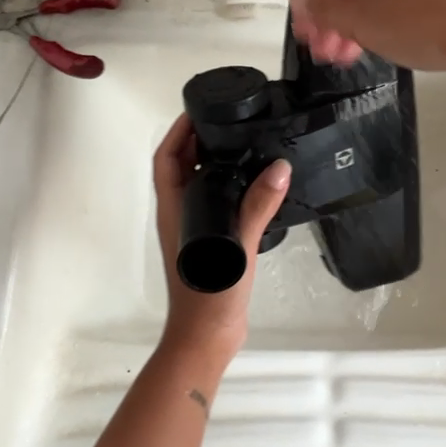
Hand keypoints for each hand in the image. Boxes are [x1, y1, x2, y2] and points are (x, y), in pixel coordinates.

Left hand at [152, 114, 289, 357]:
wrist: (207, 337)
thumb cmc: (211, 293)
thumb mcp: (235, 247)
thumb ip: (257, 207)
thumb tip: (279, 168)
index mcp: (174, 210)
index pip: (166, 159)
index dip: (177, 132)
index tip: (198, 110)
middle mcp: (179, 215)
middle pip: (181, 167)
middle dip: (198, 141)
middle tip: (231, 120)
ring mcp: (193, 230)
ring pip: (198, 185)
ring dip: (213, 163)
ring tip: (246, 144)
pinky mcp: (209, 243)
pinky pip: (214, 203)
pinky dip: (228, 186)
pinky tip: (255, 186)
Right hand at [289, 0, 445, 71]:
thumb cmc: (432, 22)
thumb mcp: (363, 23)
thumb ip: (325, 12)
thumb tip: (302, 1)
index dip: (308, 8)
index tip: (307, 34)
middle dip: (333, 18)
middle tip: (329, 50)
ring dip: (358, 21)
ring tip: (356, 52)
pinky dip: (387, 18)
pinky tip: (390, 40)